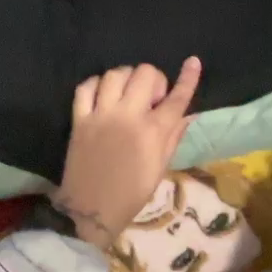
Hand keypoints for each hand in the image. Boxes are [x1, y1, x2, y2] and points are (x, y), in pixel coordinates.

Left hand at [52, 59, 201, 249]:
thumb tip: (187, 113)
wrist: (91, 210)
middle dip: (153, 79)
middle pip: (145, 74)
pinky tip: (102, 95)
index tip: (192, 62)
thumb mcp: (160, 168)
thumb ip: (174, 136)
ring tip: (126, 94)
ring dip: (126, 78)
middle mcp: (128, 116)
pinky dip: (96, 85)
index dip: (188, 77)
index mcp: (153, 132)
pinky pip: (86, 87)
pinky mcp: (79, 119)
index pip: (177, 97)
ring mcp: (101, 115)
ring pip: (115, 74)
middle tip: (151, 97)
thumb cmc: (131, 194)